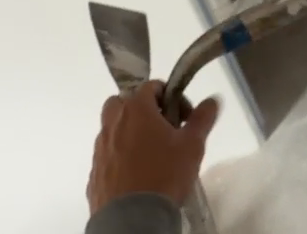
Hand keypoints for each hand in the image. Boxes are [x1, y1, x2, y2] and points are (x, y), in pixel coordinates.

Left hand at [85, 82, 220, 214]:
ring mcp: (100, 148)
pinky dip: (118, 157)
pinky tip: (135, 175)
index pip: (152, 86)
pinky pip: (107, 155)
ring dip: (128, 132)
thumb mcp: (193, 145)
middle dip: (141, 109)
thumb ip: (203, 118)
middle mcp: (114, 122)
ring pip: (112, 128)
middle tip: (160, 128)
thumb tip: (212, 100)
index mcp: (137, 109)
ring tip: (149, 154)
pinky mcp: (94, 173)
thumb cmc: (164, 175)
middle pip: (124, 102)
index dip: (171, 96)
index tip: (183, 116)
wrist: (132, 221)